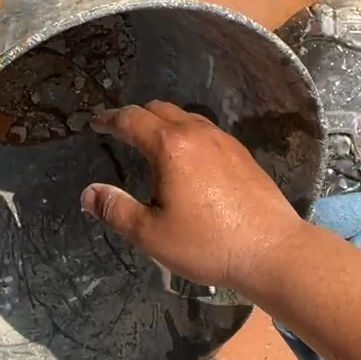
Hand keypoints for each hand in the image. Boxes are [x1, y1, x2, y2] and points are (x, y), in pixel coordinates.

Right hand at [81, 102, 308, 292]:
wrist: (273, 251)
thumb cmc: (208, 243)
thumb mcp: (152, 234)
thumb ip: (116, 210)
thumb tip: (87, 194)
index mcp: (169, 146)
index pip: (130, 119)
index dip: (109, 119)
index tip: (96, 124)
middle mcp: (195, 132)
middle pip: (157, 108)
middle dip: (134, 116)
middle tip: (120, 132)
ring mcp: (222, 139)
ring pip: (183, 116)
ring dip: (161, 122)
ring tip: (151, 142)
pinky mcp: (240, 152)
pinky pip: (203, 129)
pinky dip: (185, 132)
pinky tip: (187, 158)